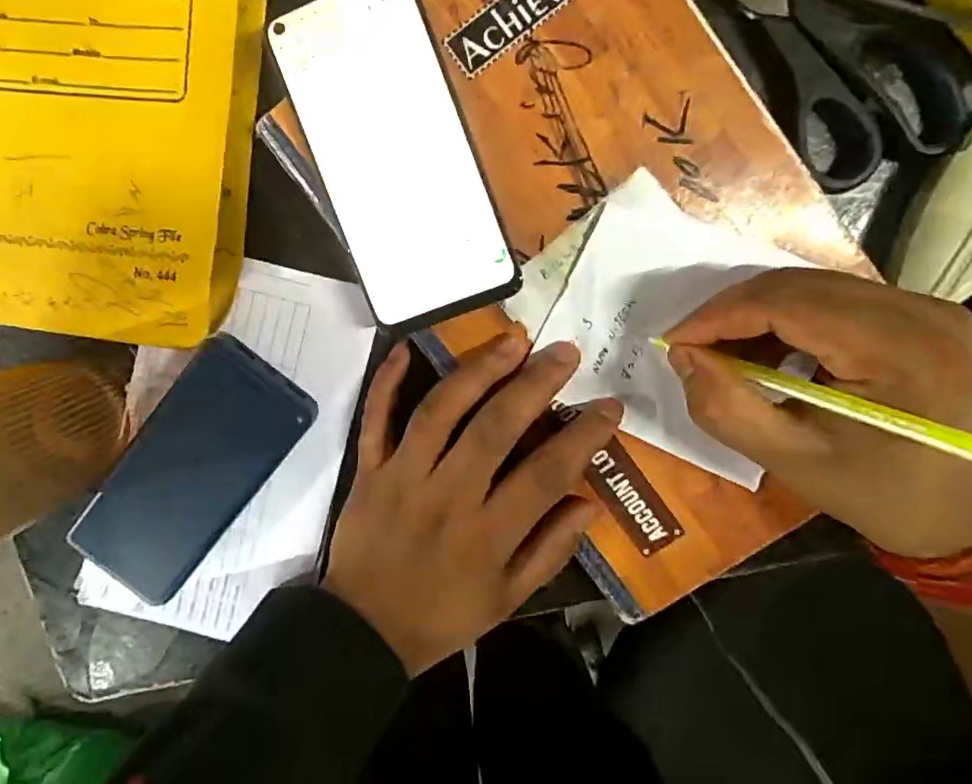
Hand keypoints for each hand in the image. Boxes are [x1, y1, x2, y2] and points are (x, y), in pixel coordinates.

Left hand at [323, 333, 623, 675]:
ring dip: (477, 370)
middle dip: (535, 385)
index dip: (583, 436)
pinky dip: (387, 381)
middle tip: (564, 352)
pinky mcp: (369, 469)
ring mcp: (403, 476)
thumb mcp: (506, 600)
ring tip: (511, 341)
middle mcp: (448, 495)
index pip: (546, 474)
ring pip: (440, 412)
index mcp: (488, 534)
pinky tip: (406, 347)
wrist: (362, 631)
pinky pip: (375, 418)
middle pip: (494, 428)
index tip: (609, 405)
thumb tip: (589, 501)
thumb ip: (549, 550)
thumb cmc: (441, 616)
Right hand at [663, 268, 971, 558]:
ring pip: (808, 285)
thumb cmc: (873, 494)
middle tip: (692, 345)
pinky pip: (829, 295)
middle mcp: (922, 314)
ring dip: (754, 312)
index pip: (789, 305)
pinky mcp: (917, 310)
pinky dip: (784, 315)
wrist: (954, 515)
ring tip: (722, 349)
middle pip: (797, 286)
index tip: (675, 340)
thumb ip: (725, 406)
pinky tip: (763, 348)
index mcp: (902, 354)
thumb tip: (682, 353)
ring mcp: (925, 306)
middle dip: (732, 311)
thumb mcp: (787, 459)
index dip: (721, 316)